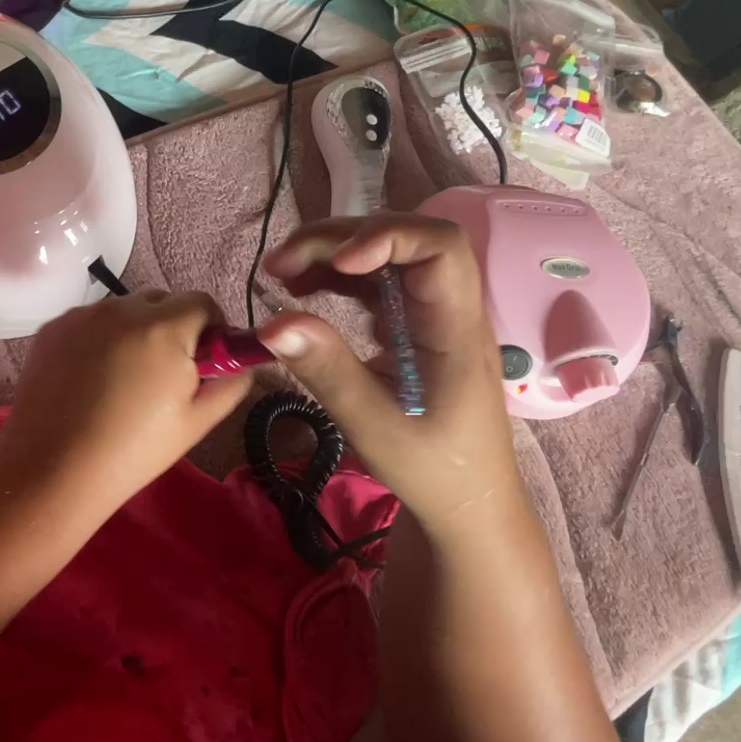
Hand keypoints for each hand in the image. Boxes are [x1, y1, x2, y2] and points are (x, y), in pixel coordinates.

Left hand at [0, 291, 252, 507]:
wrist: (52, 468)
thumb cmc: (133, 450)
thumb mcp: (197, 422)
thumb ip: (231, 381)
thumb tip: (242, 359)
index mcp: (163, 326)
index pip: (202, 301)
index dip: (210, 329)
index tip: (203, 363)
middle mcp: (120, 308)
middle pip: (162, 300)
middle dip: (173, 327)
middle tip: (163, 375)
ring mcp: (81, 314)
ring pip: (123, 309)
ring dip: (134, 330)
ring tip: (121, 380)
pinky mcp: (52, 326)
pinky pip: (89, 321)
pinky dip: (98, 339)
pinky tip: (89, 380)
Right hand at [255, 216, 524, 533]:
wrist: (468, 504)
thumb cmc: (433, 472)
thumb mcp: (375, 429)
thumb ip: (329, 373)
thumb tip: (272, 323)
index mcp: (455, 328)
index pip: (440, 248)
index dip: (387, 236)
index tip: (335, 261)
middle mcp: (447, 309)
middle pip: (402, 240)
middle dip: (337, 238)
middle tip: (280, 264)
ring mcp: (429, 315)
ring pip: (383, 256)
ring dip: (329, 253)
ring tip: (281, 272)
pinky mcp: (411, 327)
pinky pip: (374, 283)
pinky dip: (334, 278)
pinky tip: (301, 293)